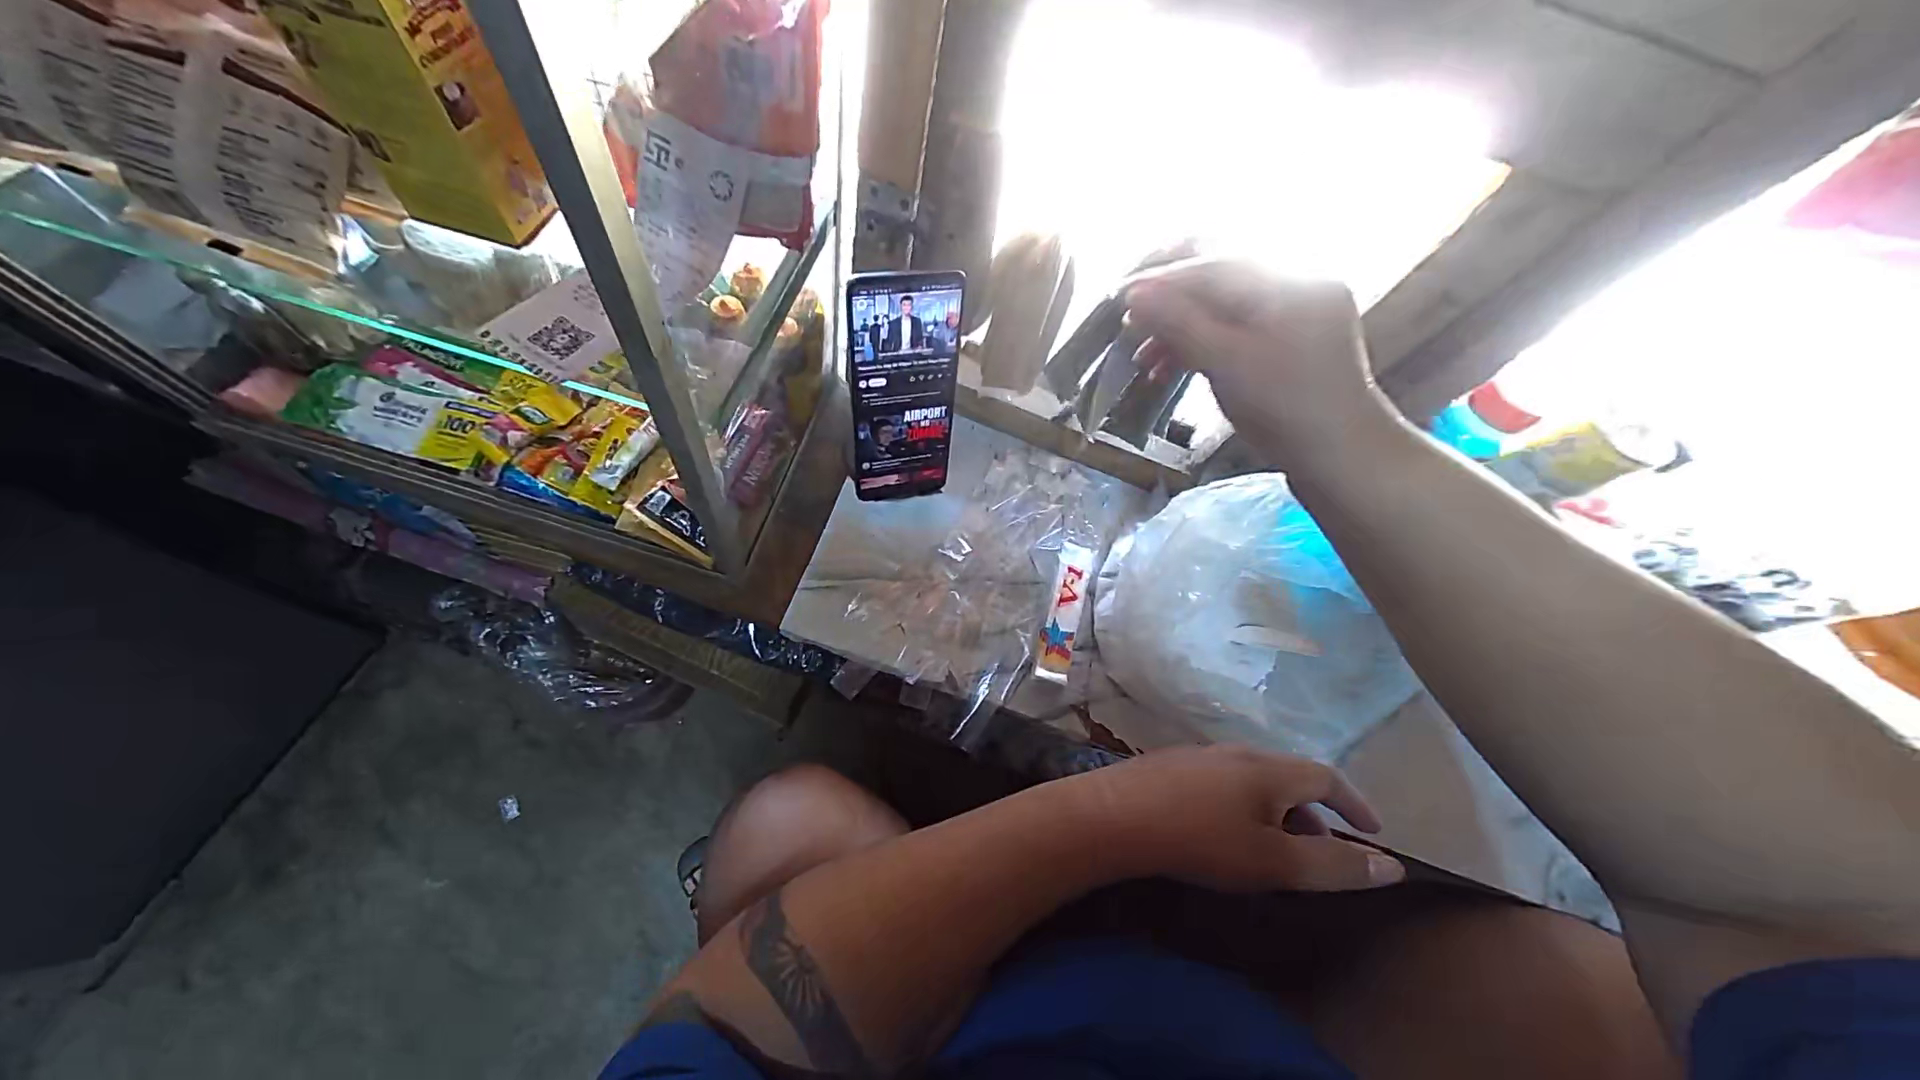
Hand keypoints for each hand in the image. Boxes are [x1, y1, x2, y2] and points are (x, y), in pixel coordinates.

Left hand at [1064, 745, 1406, 893]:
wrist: (1113, 816)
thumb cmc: (1200, 840)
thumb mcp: (1274, 862)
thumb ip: (1333, 865)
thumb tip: (1391, 866)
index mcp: (1267, 768)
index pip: (1326, 776)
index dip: (1355, 803)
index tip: (1374, 831)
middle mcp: (1234, 751)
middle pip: (1288, 776)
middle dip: (1313, 813)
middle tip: (1321, 852)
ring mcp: (1197, 755)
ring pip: (1251, 780)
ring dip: (1275, 811)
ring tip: (1273, 848)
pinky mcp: (1168, 766)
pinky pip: (1220, 783)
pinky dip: (1241, 807)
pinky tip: (1221, 833)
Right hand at [1124, 258, 1400, 468]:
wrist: (1340, 455)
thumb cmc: (1285, 409)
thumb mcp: (1226, 363)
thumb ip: (1178, 323)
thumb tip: (1132, 294)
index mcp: (1288, 283)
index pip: (1212, 264)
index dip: (1161, 279)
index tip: (1119, 297)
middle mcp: (1295, 284)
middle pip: (1217, 275)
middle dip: (1168, 296)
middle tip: (1130, 317)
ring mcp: (1293, 312)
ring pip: (1221, 305)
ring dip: (1178, 326)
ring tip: (1143, 357)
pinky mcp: (1287, 339)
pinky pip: (1234, 326)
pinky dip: (1199, 341)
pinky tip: (1168, 367)